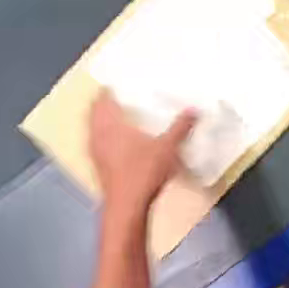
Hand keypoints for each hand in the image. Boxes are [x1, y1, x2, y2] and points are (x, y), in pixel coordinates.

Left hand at [88, 92, 196, 218]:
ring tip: (122, 117)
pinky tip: (121, 141)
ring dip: (104, 119)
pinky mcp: (98, 164)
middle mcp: (97, 133)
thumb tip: (194, 109)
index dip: (111, 88)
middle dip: (106, 103)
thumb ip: (180, 127)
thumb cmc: (145, 170)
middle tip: (122, 97)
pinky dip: (106, 136)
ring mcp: (94, 150)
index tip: (122, 82)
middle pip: (95, 111)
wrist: (127, 204)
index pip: (103, 98)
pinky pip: (98, 141)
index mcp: (110, 123)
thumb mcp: (168, 146)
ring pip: (94, 127)